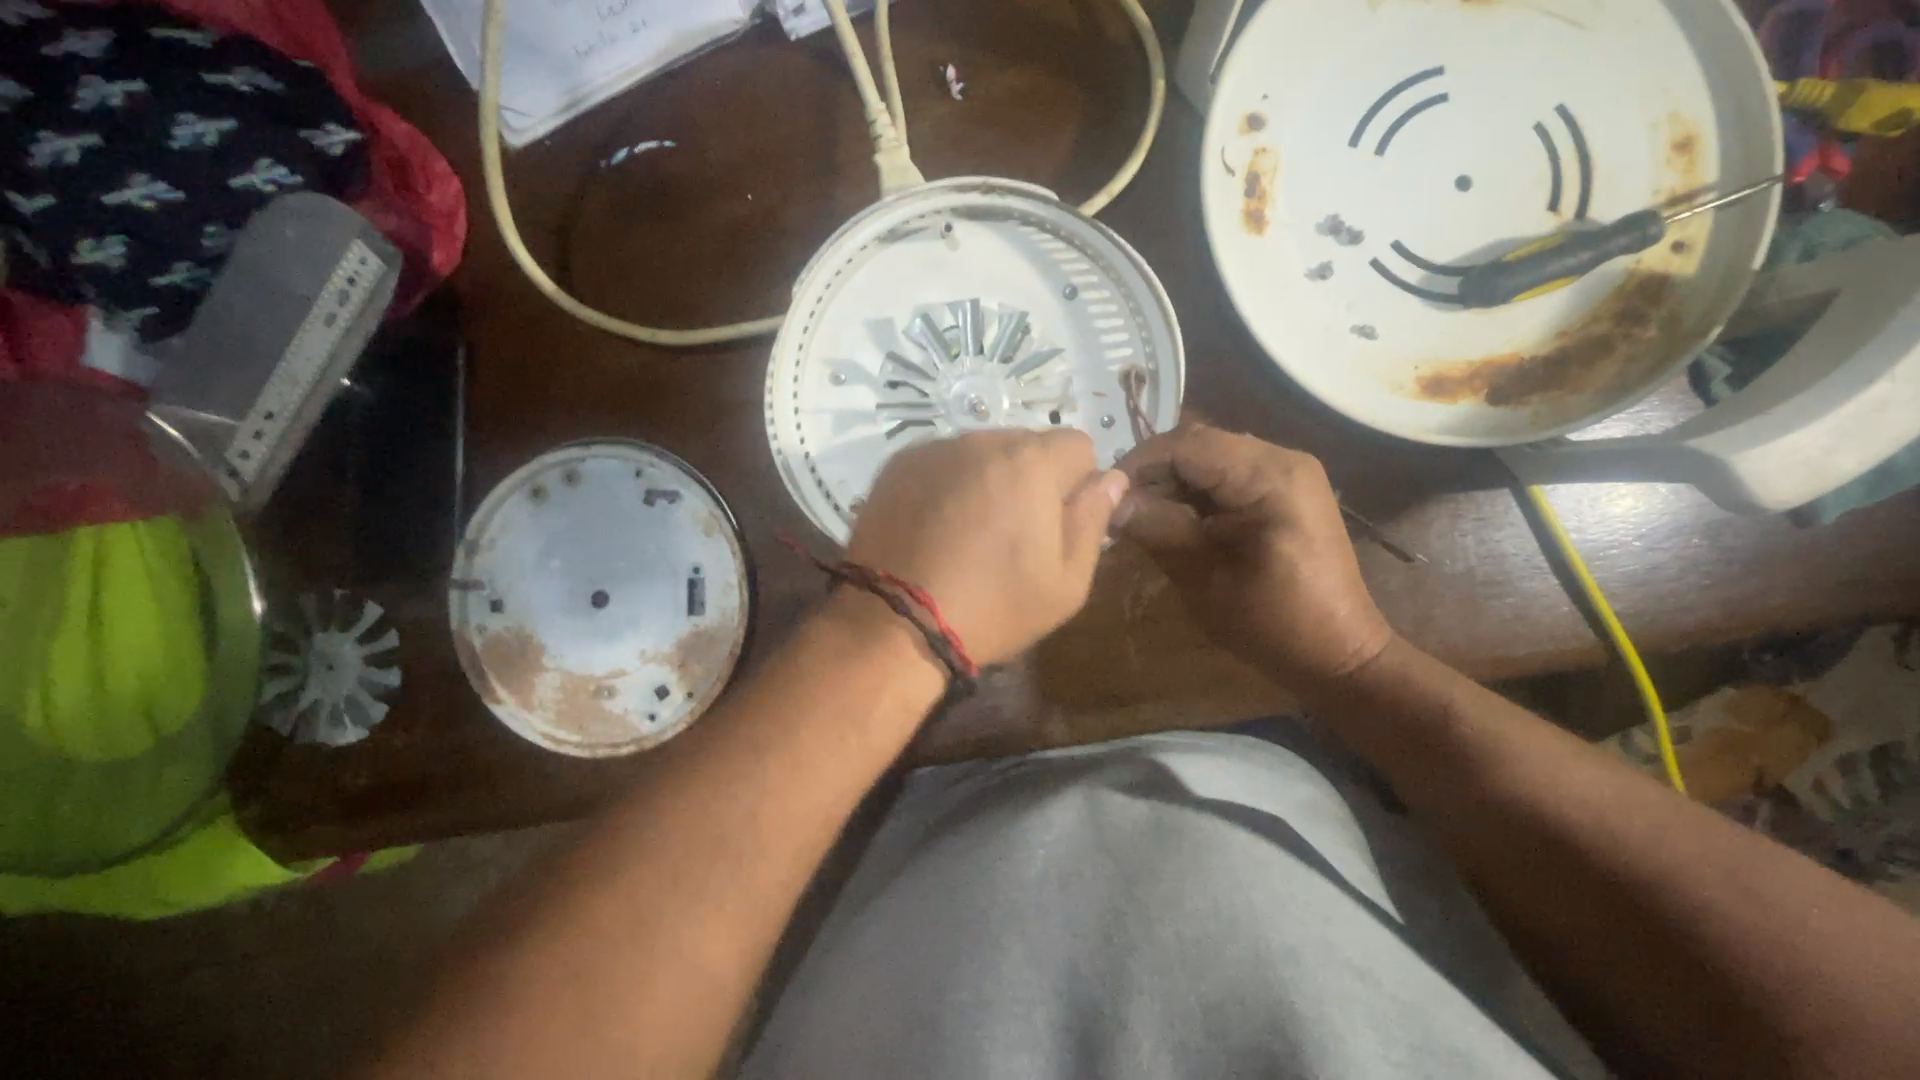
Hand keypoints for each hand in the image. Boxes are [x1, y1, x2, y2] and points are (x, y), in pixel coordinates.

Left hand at [846, 430, 1128, 665]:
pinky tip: (937, 528)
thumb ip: (1093, 520)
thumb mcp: (1066, 582)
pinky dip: (948, 485)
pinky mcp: (897, 466)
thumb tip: (1111, 478)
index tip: (1058, 524)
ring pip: (982, 452)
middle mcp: (982, 441)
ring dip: (988, 479)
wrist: (895, 624)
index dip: (1077, 484)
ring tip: (970, 533)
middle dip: (1032, 479)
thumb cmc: (992, 609)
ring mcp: (933, 449)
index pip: (1078, 445)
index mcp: (1031, 462)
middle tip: (1013, 534)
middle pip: (1027, 445)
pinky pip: (941, 463)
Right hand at [1117, 424, 1394, 687]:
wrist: (1339, 654)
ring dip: (1172, 482)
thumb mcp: (1206, 578)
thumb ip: (1159, 529)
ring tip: (1139, 516)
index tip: (1103, 494)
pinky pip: (1229, 476)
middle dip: (1153, 472)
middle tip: (1117, 507)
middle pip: (1200, 445)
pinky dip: (1196, 493)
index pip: (1188, 444)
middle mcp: (1283, 460)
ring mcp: (1288, 474)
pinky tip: (1174, 521)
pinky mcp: (1286, 492)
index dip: (1139, 463)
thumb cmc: (1274, 623)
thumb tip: (1110, 502)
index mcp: (1270, 476)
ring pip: (1211, 458)